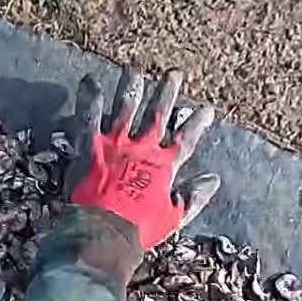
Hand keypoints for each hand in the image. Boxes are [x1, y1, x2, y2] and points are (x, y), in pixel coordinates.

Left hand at [67, 69, 219, 250]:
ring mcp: (116, 144)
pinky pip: (89, 117)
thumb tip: (213, 180)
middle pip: (158, 114)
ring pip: (126, 108)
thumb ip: (193, 197)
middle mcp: (142, 148)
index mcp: (164, 165)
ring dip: (132, 87)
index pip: (185, 139)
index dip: (196, 124)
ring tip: (134, 69)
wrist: (105, 231)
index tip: (207, 110)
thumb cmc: (138, 228)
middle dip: (167, 93)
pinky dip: (89, 97)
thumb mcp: (173, 217)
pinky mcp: (91, 146)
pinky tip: (89, 79)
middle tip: (174, 73)